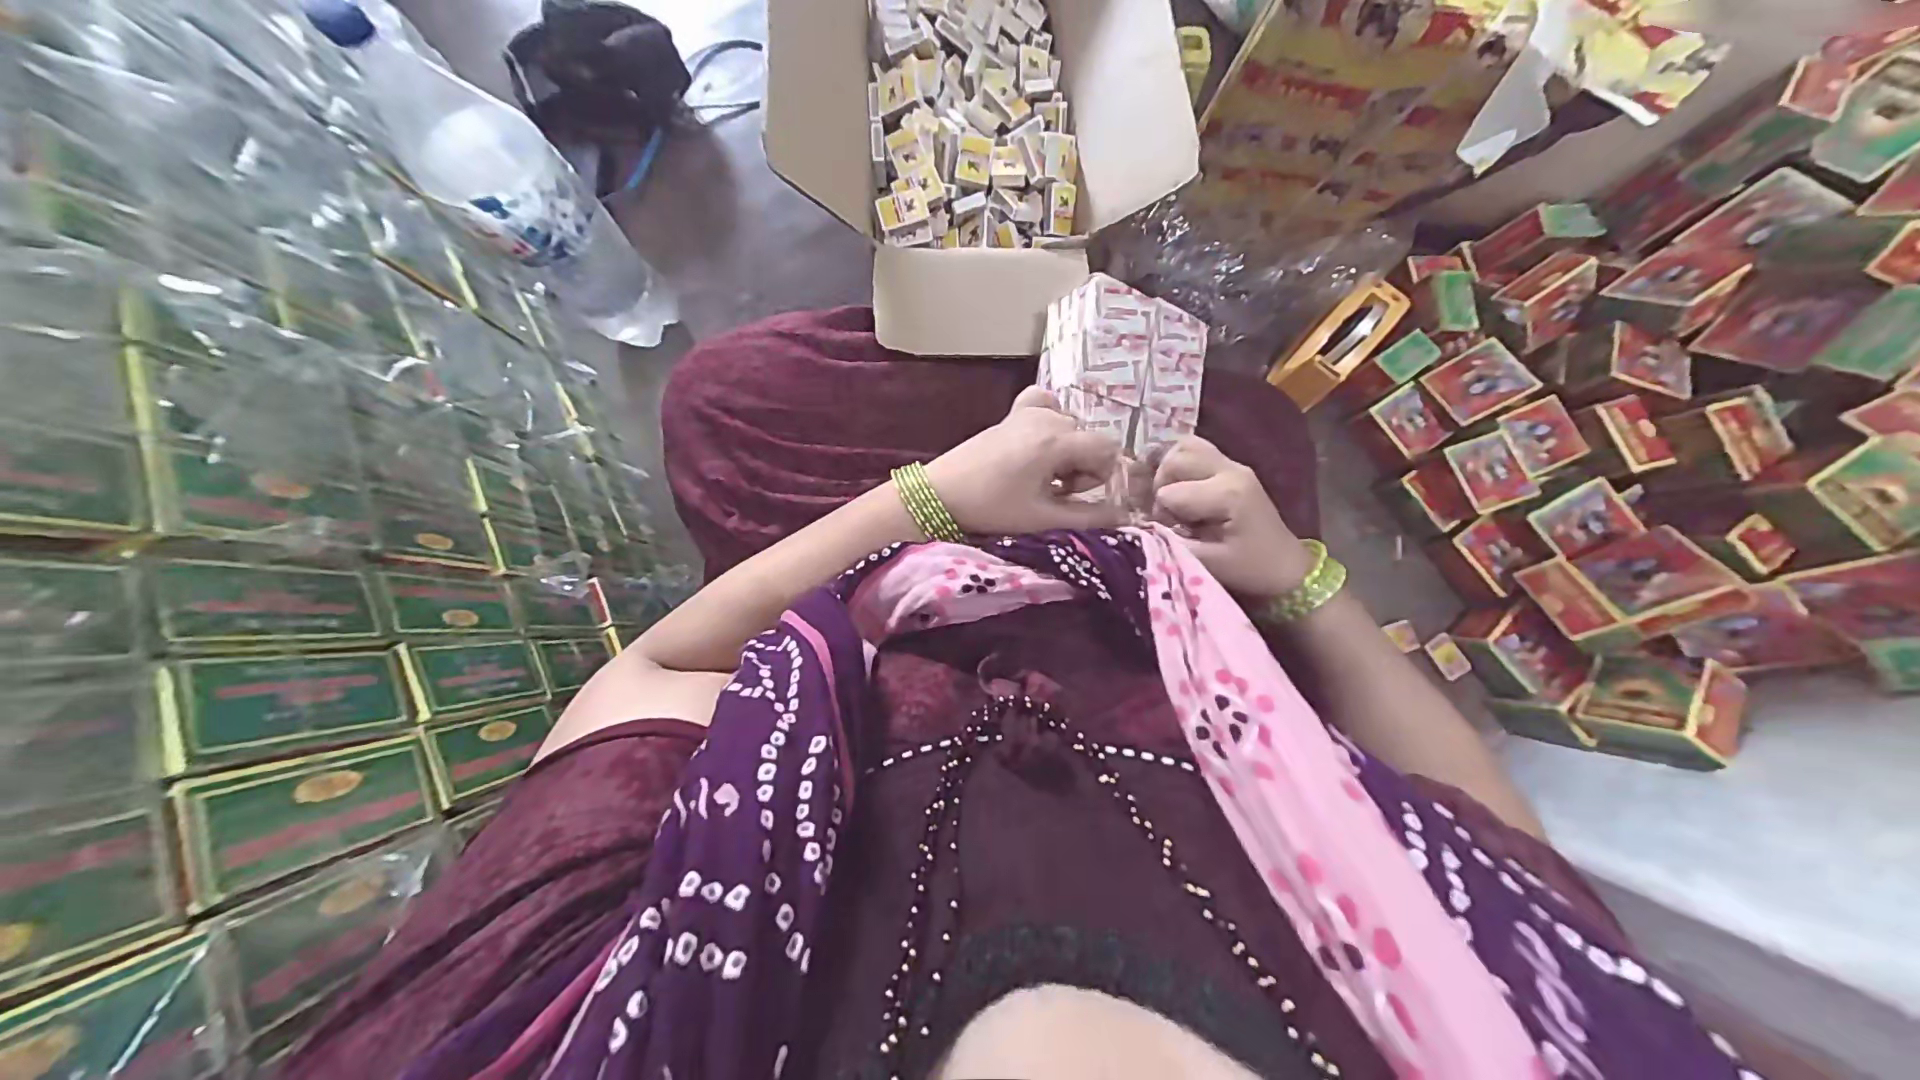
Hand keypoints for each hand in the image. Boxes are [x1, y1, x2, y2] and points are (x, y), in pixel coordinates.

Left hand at [922, 388, 1124, 535]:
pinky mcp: (1012, 412)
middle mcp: (1047, 418)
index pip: (1108, 447)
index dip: (1103, 474)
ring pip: (1069, 426)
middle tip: (1054, 491)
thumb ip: (1089, 516)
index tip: (1078, 495)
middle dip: (1082, 467)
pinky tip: (1036, 447)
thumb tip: (1126, 518)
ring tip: (1040, 476)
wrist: (940, 493)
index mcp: (1056, 441)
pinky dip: (1049, 424)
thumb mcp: (1043, 517)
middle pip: (1089, 438)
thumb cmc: (991, 507)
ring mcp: (1028, 411)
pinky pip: (1045, 404)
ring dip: (1065, 451)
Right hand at [1151, 435, 1315, 597]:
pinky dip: (1181, 464)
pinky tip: (1181, 486)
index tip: (1174, 534)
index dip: (1162, 515)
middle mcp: (1230, 470)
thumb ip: (1171, 544)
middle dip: (1162, 487)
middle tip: (1169, 513)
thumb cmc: (1249, 569)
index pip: (1168, 493)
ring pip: (1185, 447)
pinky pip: (1196, 450)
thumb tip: (1143, 530)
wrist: (1284, 567)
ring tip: (1173, 495)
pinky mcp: (1232, 467)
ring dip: (1170, 470)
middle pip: (1175, 460)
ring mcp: (1233, 465)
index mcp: (1227, 494)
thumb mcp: (1207, 565)